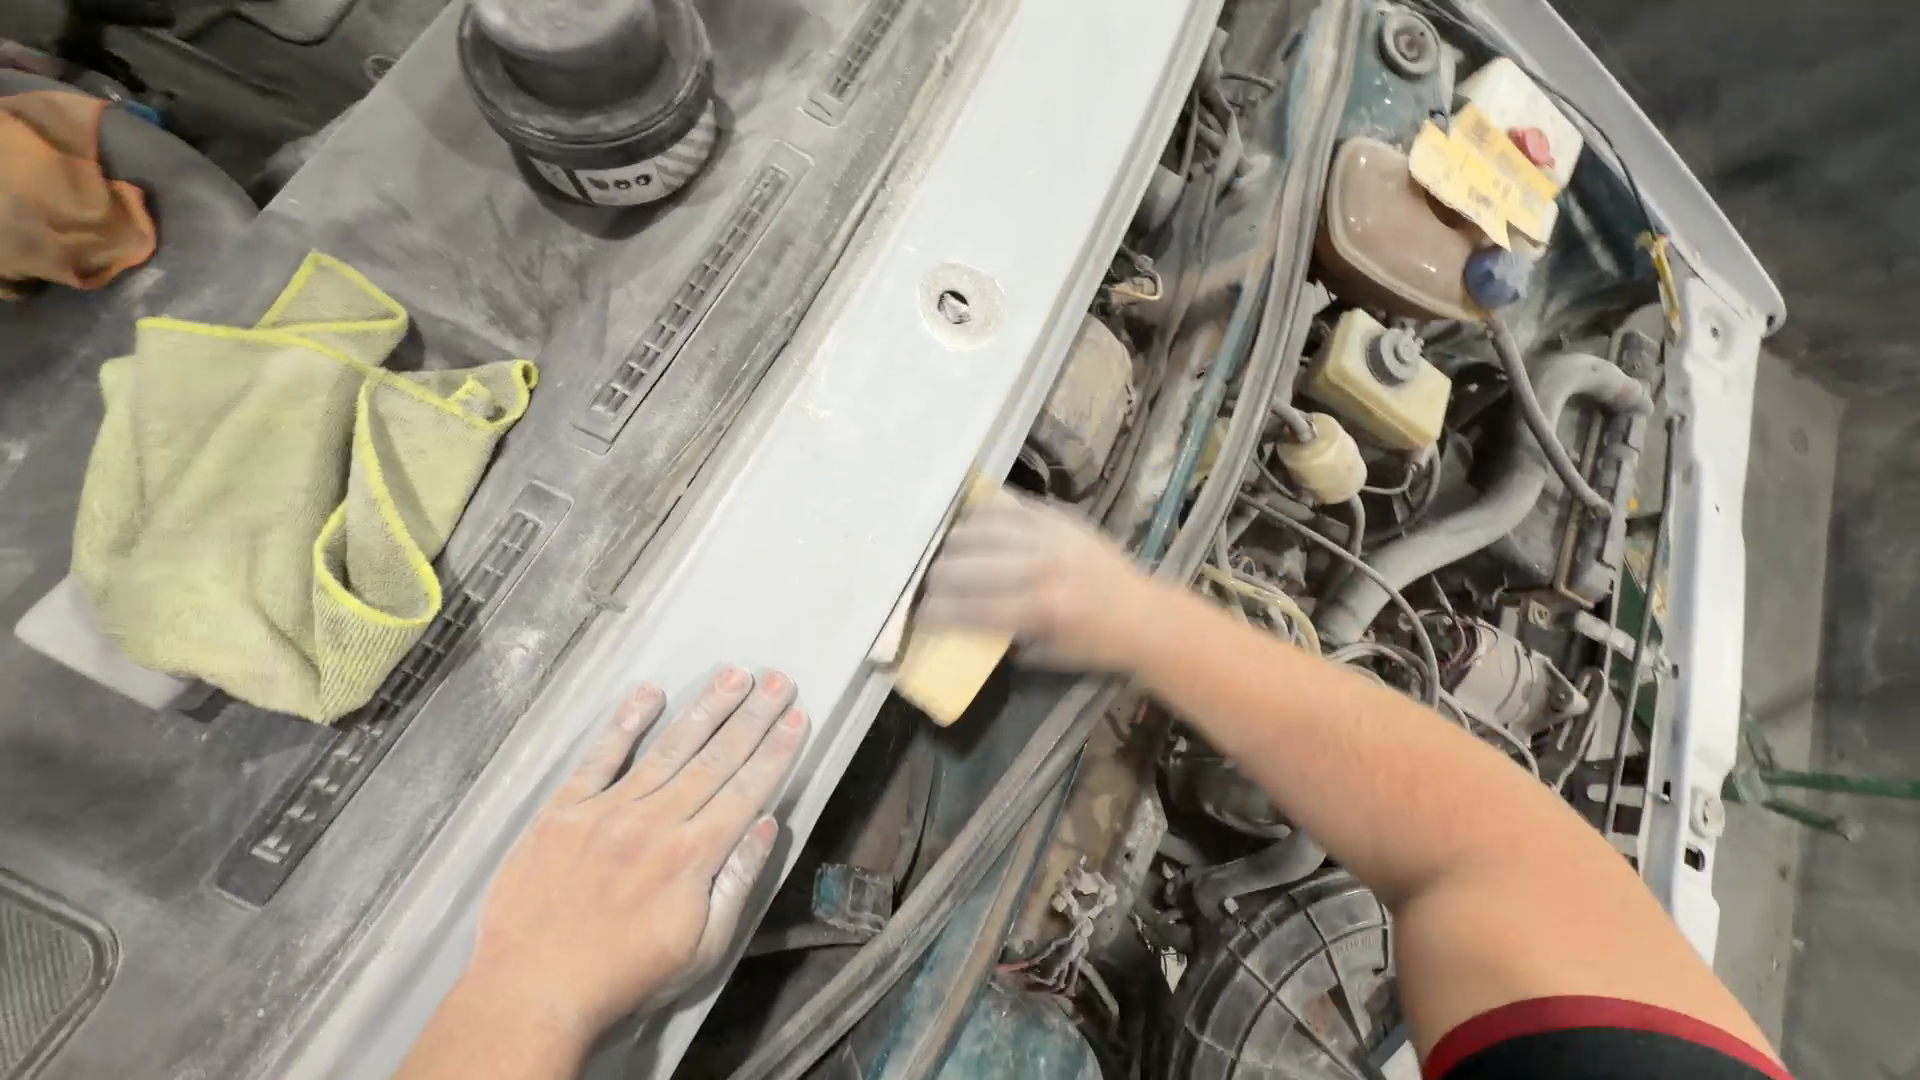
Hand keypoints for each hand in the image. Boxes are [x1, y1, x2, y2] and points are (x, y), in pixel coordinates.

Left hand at [462, 668, 808, 1044]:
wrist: (528, 993)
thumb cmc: (625, 977)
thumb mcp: (703, 950)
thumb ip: (738, 882)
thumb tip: (767, 824)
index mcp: (692, 856)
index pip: (748, 789)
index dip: (777, 750)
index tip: (797, 716)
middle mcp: (656, 821)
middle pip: (716, 758)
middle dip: (753, 716)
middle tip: (778, 679)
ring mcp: (608, 810)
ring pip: (668, 747)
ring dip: (707, 708)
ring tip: (735, 675)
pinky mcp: (564, 809)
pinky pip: (600, 757)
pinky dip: (626, 722)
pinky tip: (650, 693)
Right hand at [918, 488, 1159, 669]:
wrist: (1146, 613)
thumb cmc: (1096, 644)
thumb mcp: (1047, 654)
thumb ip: (1004, 638)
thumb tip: (961, 623)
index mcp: (1042, 610)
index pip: (972, 609)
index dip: (937, 613)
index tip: (916, 615)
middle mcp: (1044, 567)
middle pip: (970, 565)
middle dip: (937, 576)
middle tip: (922, 585)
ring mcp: (1052, 536)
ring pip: (984, 529)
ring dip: (954, 542)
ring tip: (940, 553)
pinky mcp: (1059, 516)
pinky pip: (1010, 506)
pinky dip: (982, 513)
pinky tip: (965, 521)